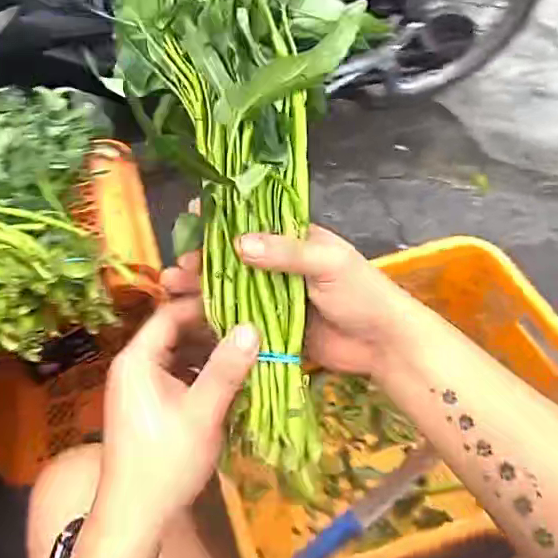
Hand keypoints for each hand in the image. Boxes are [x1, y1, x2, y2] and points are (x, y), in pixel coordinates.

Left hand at [75, 296, 256, 557]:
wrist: (133, 517)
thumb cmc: (164, 462)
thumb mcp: (201, 414)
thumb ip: (225, 369)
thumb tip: (252, 327)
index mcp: (137, 358)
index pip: (171, 313)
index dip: (205, 305)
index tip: (242, 304)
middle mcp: (134, 365)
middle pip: (175, 332)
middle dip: (212, 330)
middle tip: (252, 326)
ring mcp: (139, 385)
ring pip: (178, 354)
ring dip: (209, 353)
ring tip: (248, 350)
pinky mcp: (148, 403)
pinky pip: (177, 374)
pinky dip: (201, 373)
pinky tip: (230, 379)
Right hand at [160, 225, 435, 379]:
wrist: (383, 345)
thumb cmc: (362, 293)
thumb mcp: (328, 263)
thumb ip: (285, 252)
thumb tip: (238, 242)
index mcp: (293, 238)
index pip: (252, 220)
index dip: (222, 217)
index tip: (193, 213)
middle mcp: (278, 263)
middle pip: (232, 256)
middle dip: (203, 257)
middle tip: (179, 264)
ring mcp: (272, 295)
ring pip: (230, 286)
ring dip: (202, 284)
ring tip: (174, 286)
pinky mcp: (270, 325)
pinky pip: (238, 316)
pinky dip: (214, 313)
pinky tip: (190, 313)